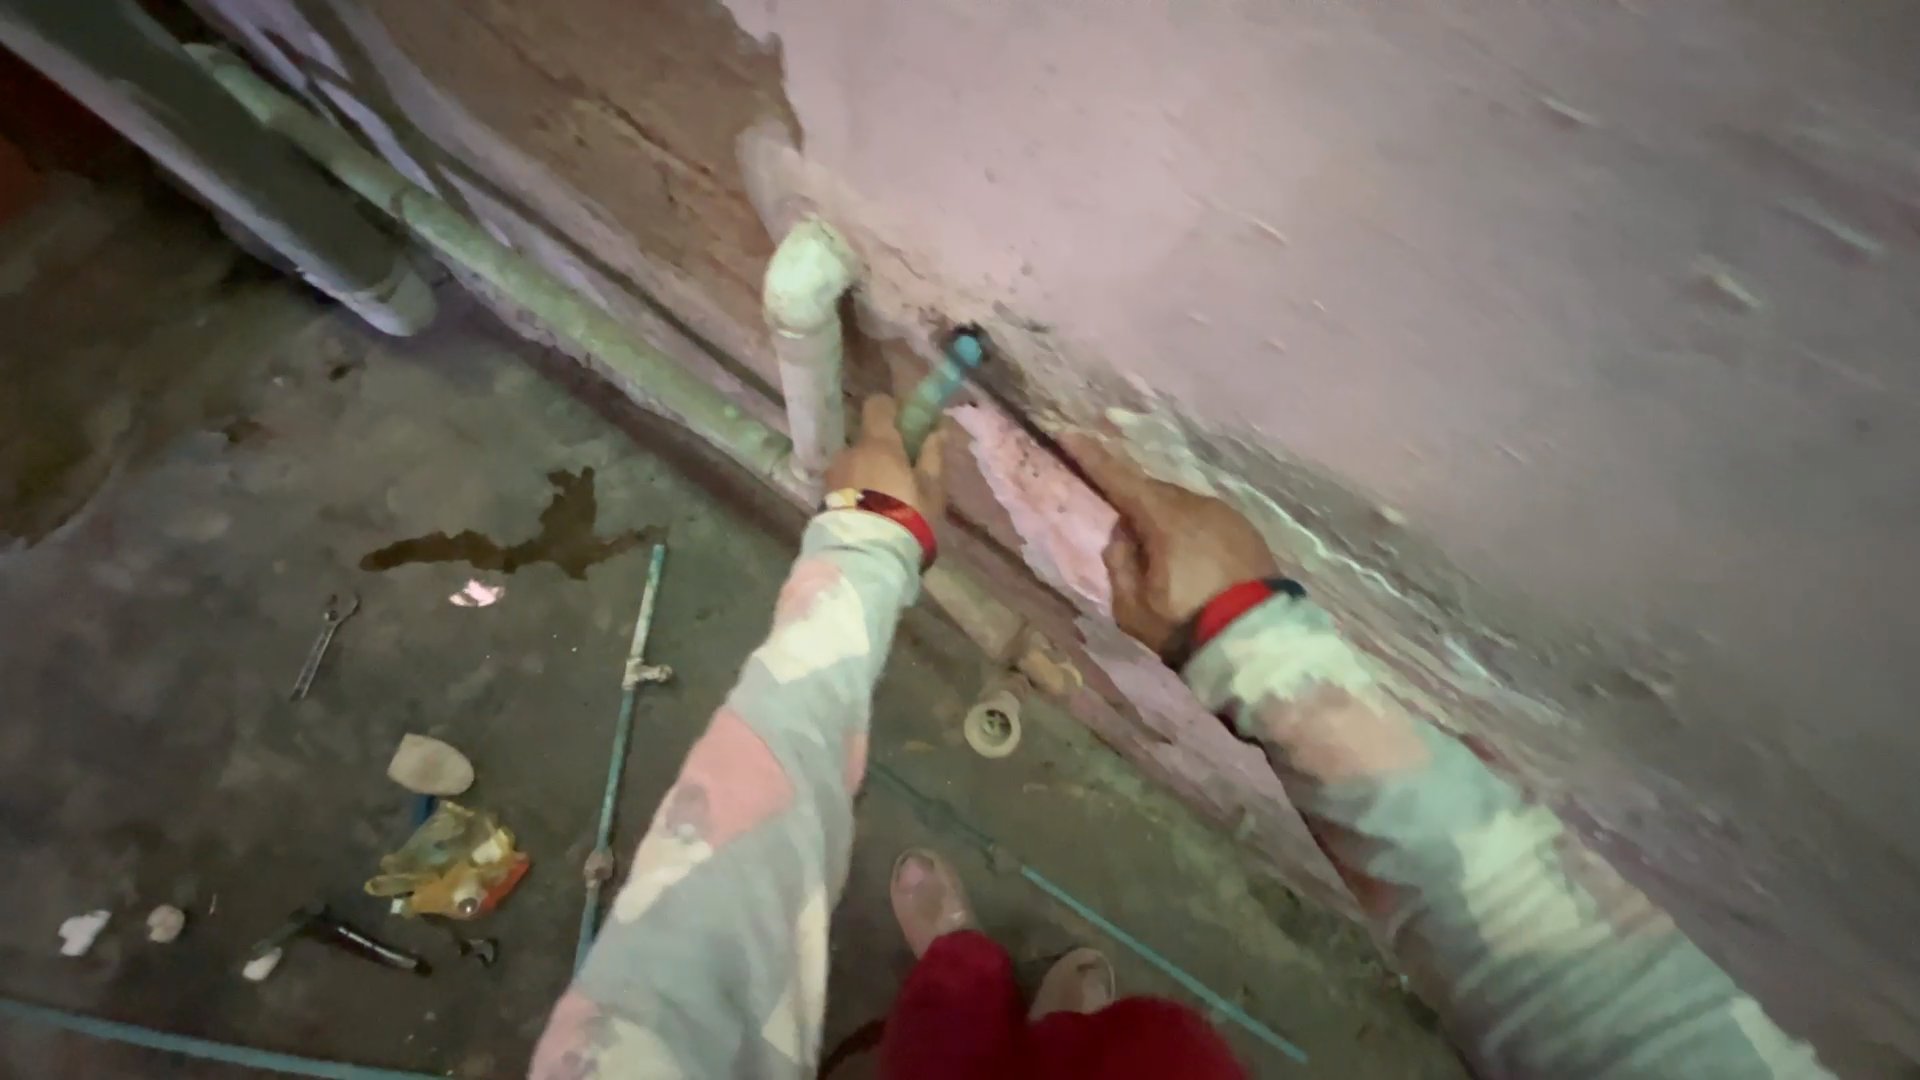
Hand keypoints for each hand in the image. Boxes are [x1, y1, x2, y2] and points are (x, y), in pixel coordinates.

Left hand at [825, 395, 949, 518]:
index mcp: (878, 443)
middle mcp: (850, 452)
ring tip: (886, 505)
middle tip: (903, 479)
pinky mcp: (823, 498)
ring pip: (856, 465)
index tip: (908, 427)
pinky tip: (871, 516)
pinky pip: (845, 485)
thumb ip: (933, 455)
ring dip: (869, 476)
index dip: (893, 411)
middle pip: (867, 441)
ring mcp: (833, 475)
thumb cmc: (906, 516)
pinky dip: (857, 493)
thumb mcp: (931, 489)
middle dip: (884, 453)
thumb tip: (938, 429)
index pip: (878, 405)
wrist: (866, 556)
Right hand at [1062, 434, 1278, 652]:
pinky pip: (1203, 519)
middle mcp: (1197, 504)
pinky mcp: (1246, 531)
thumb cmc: (1185, 623)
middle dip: (1130, 498)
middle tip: (1116, 520)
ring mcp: (1226, 515)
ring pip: (1179, 505)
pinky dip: (1187, 530)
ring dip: (1161, 518)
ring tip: (1157, 554)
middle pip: (1151, 490)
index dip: (1091, 457)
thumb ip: (1118, 561)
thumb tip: (1122, 532)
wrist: (1258, 644)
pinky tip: (1188, 559)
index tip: (1067, 434)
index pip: (1119, 478)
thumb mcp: (1131, 605)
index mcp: (1164, 518)